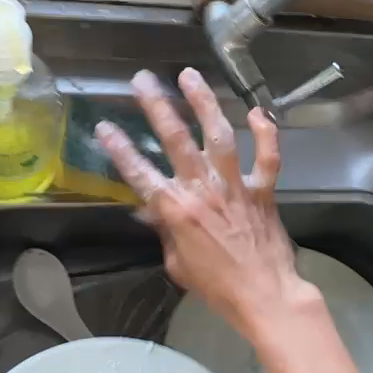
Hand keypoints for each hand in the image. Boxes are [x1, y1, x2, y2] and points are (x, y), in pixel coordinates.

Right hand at [95, 69, 315, 339]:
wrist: (265, 297)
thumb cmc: (217, 287)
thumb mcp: (178, 264)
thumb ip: (165, 231)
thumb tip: (152, 209)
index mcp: (177, 211)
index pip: (140, 173)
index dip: (120, 149)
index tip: (104, 127)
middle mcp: (203, 191)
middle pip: (176, 140)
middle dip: (156, 106)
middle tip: (142, 80)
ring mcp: (235, 187)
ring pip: (218, 135)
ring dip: (204, 103)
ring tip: (190, 75)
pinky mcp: (263, 191)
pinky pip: (267, 157)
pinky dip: (265, 134)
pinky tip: (257, 112)